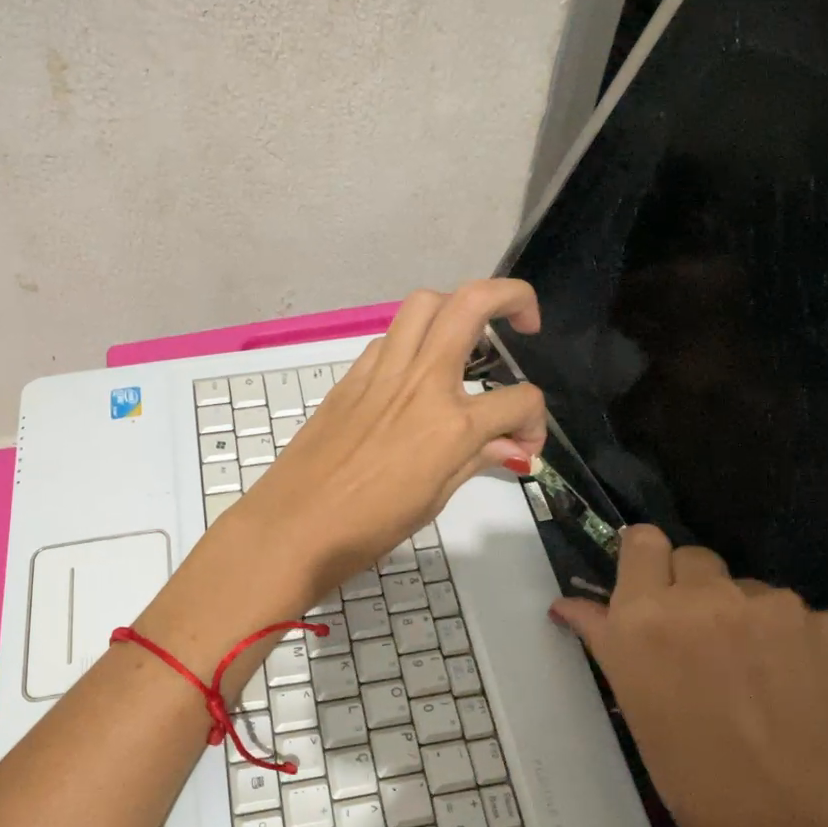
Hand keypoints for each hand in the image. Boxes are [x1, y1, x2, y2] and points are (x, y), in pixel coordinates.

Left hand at [221, 280, 547, 596]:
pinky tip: (414, 372)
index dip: (536, 423)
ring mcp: (382, 374)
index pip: (519, 400)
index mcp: (451, 424)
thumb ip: (475, 461)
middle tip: (526, 321)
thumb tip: (511, 447)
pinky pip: (388, 338)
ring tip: (468, 334)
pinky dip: (411, 341)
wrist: (291, 528)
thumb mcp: (433, 501)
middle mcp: (421, 383)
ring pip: (424, 303)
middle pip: (473, 303)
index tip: (524, 445)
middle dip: (513, 296)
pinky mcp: (350, 378)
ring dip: (456, 305)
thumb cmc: (367, 529)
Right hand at [550, 526, 827, 826]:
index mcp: (642, 619)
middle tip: (705, 645)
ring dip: (750, 619)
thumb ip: (607, 642)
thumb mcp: (637, 712)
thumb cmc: (699, 786)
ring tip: (763, 683)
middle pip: (696, 558)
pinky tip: (806, 694)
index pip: (642, 540)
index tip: (652, 594)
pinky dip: (803, 645)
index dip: (647, 564)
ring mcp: (775, 607)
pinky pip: (806, 618)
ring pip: (753, 590)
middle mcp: (704, 598)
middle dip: (695, 590)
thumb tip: (570, 605)